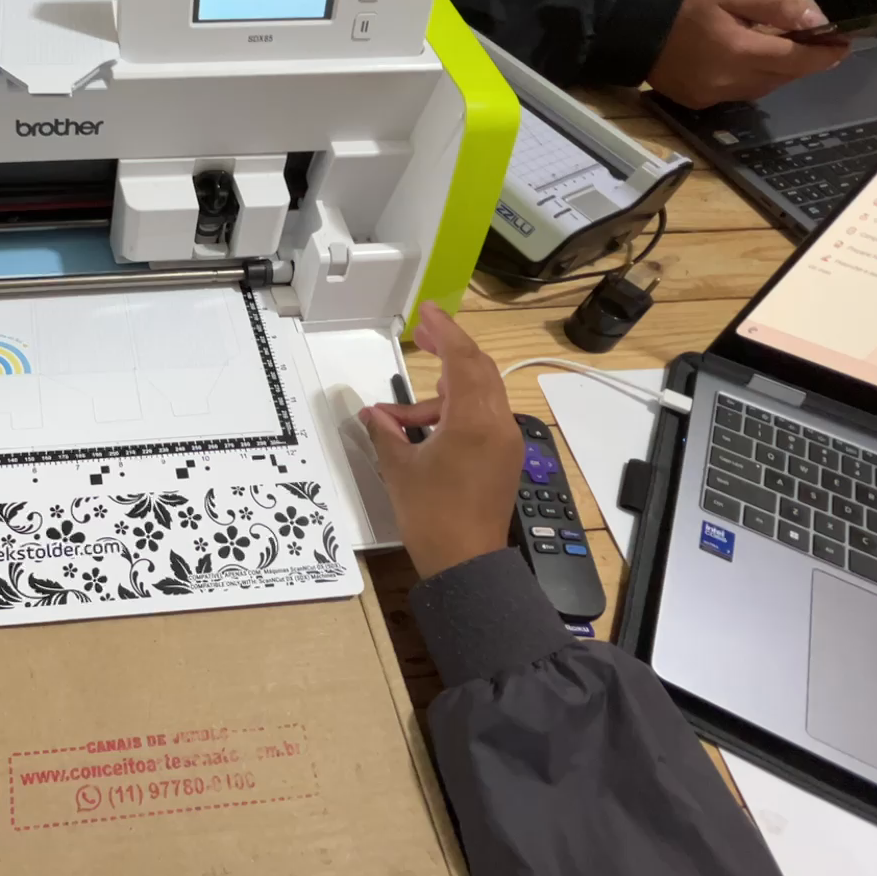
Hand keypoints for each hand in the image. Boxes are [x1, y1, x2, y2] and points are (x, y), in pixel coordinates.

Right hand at [357, 303, 522, 578]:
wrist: (465, 563)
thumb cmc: (431, 515)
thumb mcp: (398, 467)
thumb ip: (385, 432)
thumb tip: (373, 414)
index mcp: (474, 422)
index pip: (463, 361)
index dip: (446, 332)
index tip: (427, 312)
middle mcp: (497, 426)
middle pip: (477, 372)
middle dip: (449, 349)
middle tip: (423, 333)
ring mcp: (503, 443)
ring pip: (477, 397)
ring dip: (440, 393)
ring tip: (397, 412)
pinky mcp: (500, 459)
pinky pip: (479, 419)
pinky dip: (451, 413)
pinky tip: (419, 428)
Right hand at [647, 0, 850, 108]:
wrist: (640, 42)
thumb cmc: (690, 13)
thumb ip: (780, 6)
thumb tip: (818, 21)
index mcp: (741, 51)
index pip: (796, 58)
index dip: (825, 54)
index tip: (844, 45)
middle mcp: (729, 80)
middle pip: (783, 77)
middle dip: (805, 63)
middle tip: (819, 48)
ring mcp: (713, 95)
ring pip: (764, 89)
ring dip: (780, 74)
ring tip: (785, 57)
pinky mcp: (700, 102)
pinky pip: (740, 95)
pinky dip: (754, 82)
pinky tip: (749, 68)